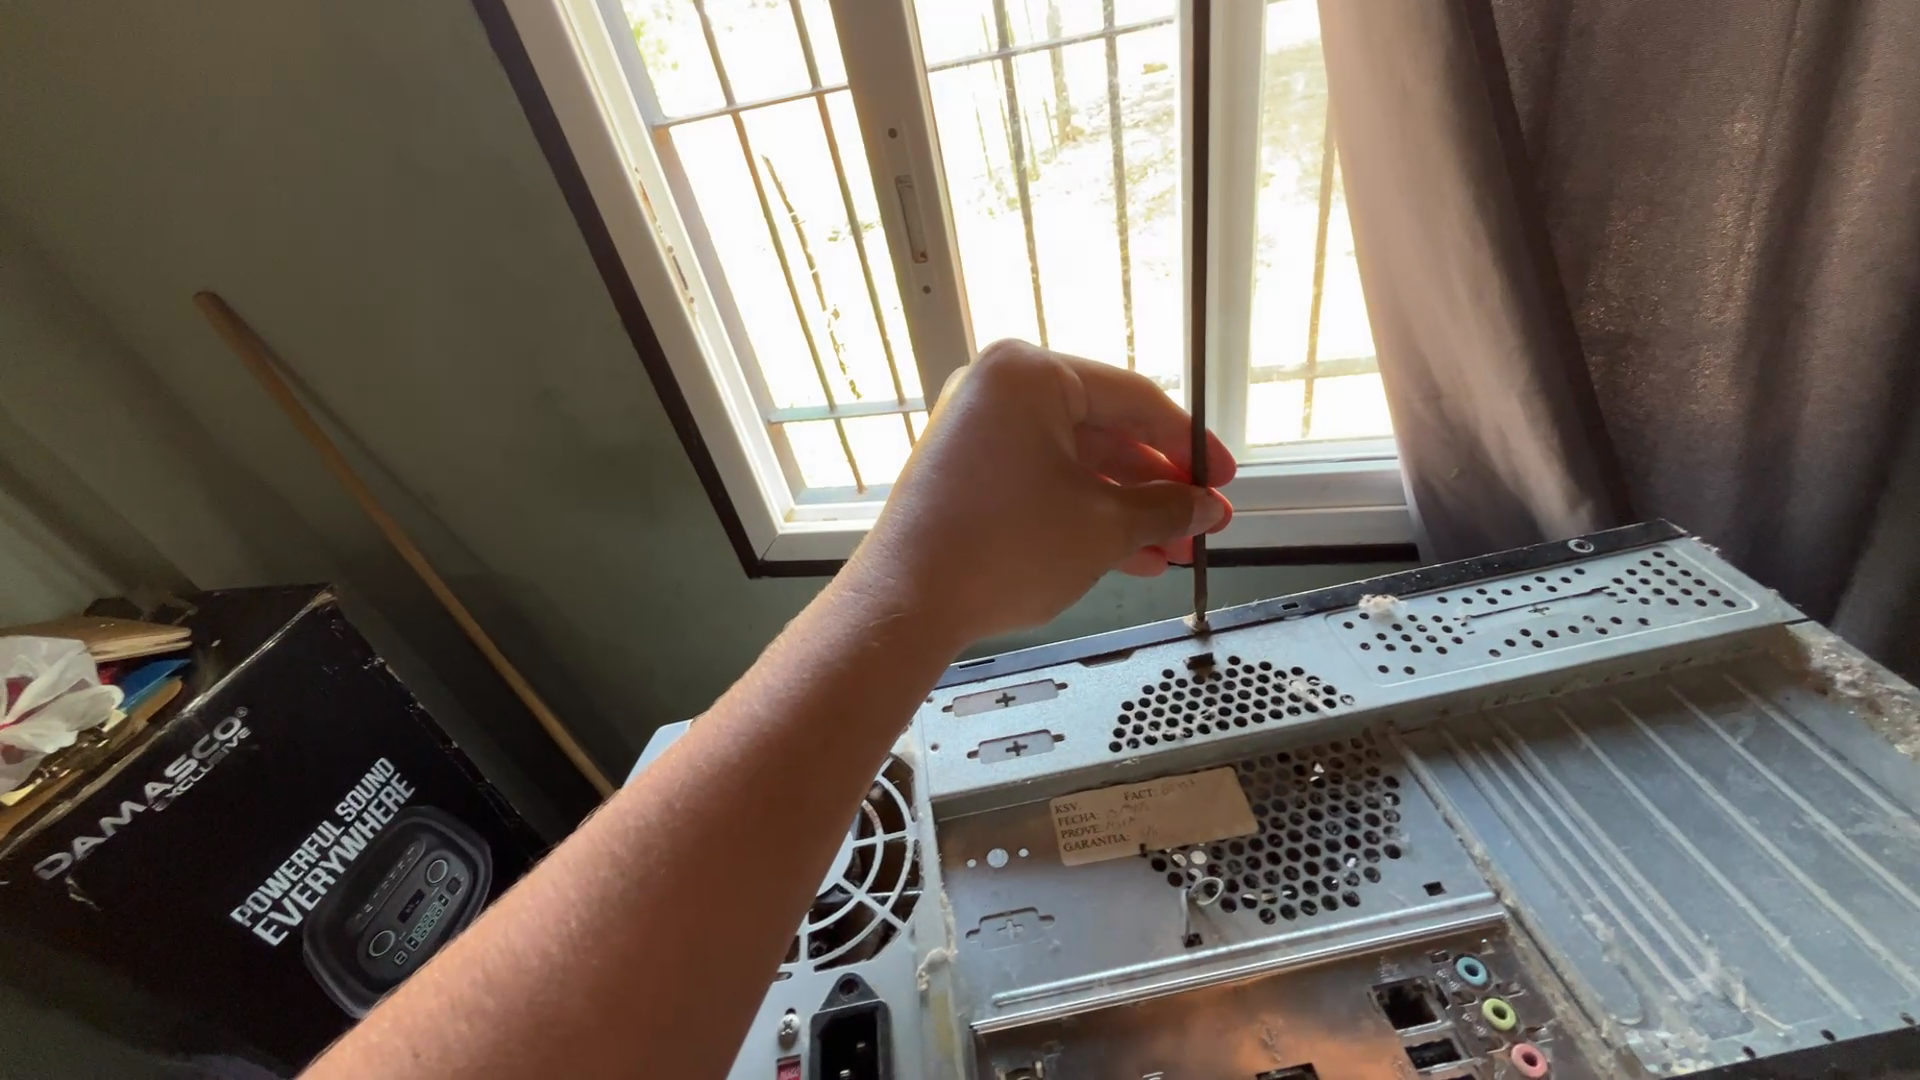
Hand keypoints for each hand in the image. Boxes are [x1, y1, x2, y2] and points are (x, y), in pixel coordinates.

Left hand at [844, 339, 1234, 646]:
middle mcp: (997, 390)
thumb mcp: (1102, 527)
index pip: (1133, 398)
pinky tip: (1130, 557)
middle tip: (1200, 523)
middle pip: (1102, 433)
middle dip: (1156, 488)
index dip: (1189, 443)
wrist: (907, 605)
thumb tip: (1204, 509)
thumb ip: (1164, 508)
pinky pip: (1039, 483)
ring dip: (1125, 510)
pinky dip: (1081, 515)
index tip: (1224, 480)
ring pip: (1073, 466)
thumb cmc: (1004, 551)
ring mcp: (976, 432)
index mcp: (1029, 374)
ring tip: (1172, 551)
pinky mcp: (966, 473)